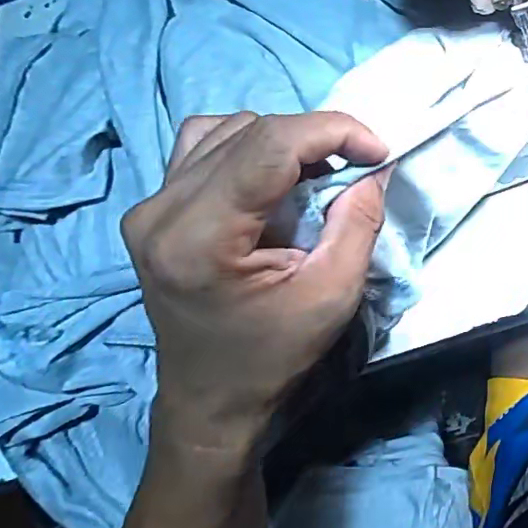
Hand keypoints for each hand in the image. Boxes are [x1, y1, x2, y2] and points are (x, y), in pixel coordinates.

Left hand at [121, 111, 388, 453]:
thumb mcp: (333, 294)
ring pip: (227, 129)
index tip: (377, 151)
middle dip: (316, 139)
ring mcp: (150, 204)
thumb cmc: (273, 355)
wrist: (211, 398)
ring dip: (284, 143)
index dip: (333, 131)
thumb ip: (358, 222)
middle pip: (252, 130)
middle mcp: (161, 209)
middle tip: (354, 170)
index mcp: (199, 237)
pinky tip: (271, 178)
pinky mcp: (153, 207)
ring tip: (314, 179)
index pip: (269, 144)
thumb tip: (373, 165)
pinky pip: (204, 144)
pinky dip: (249, 147)